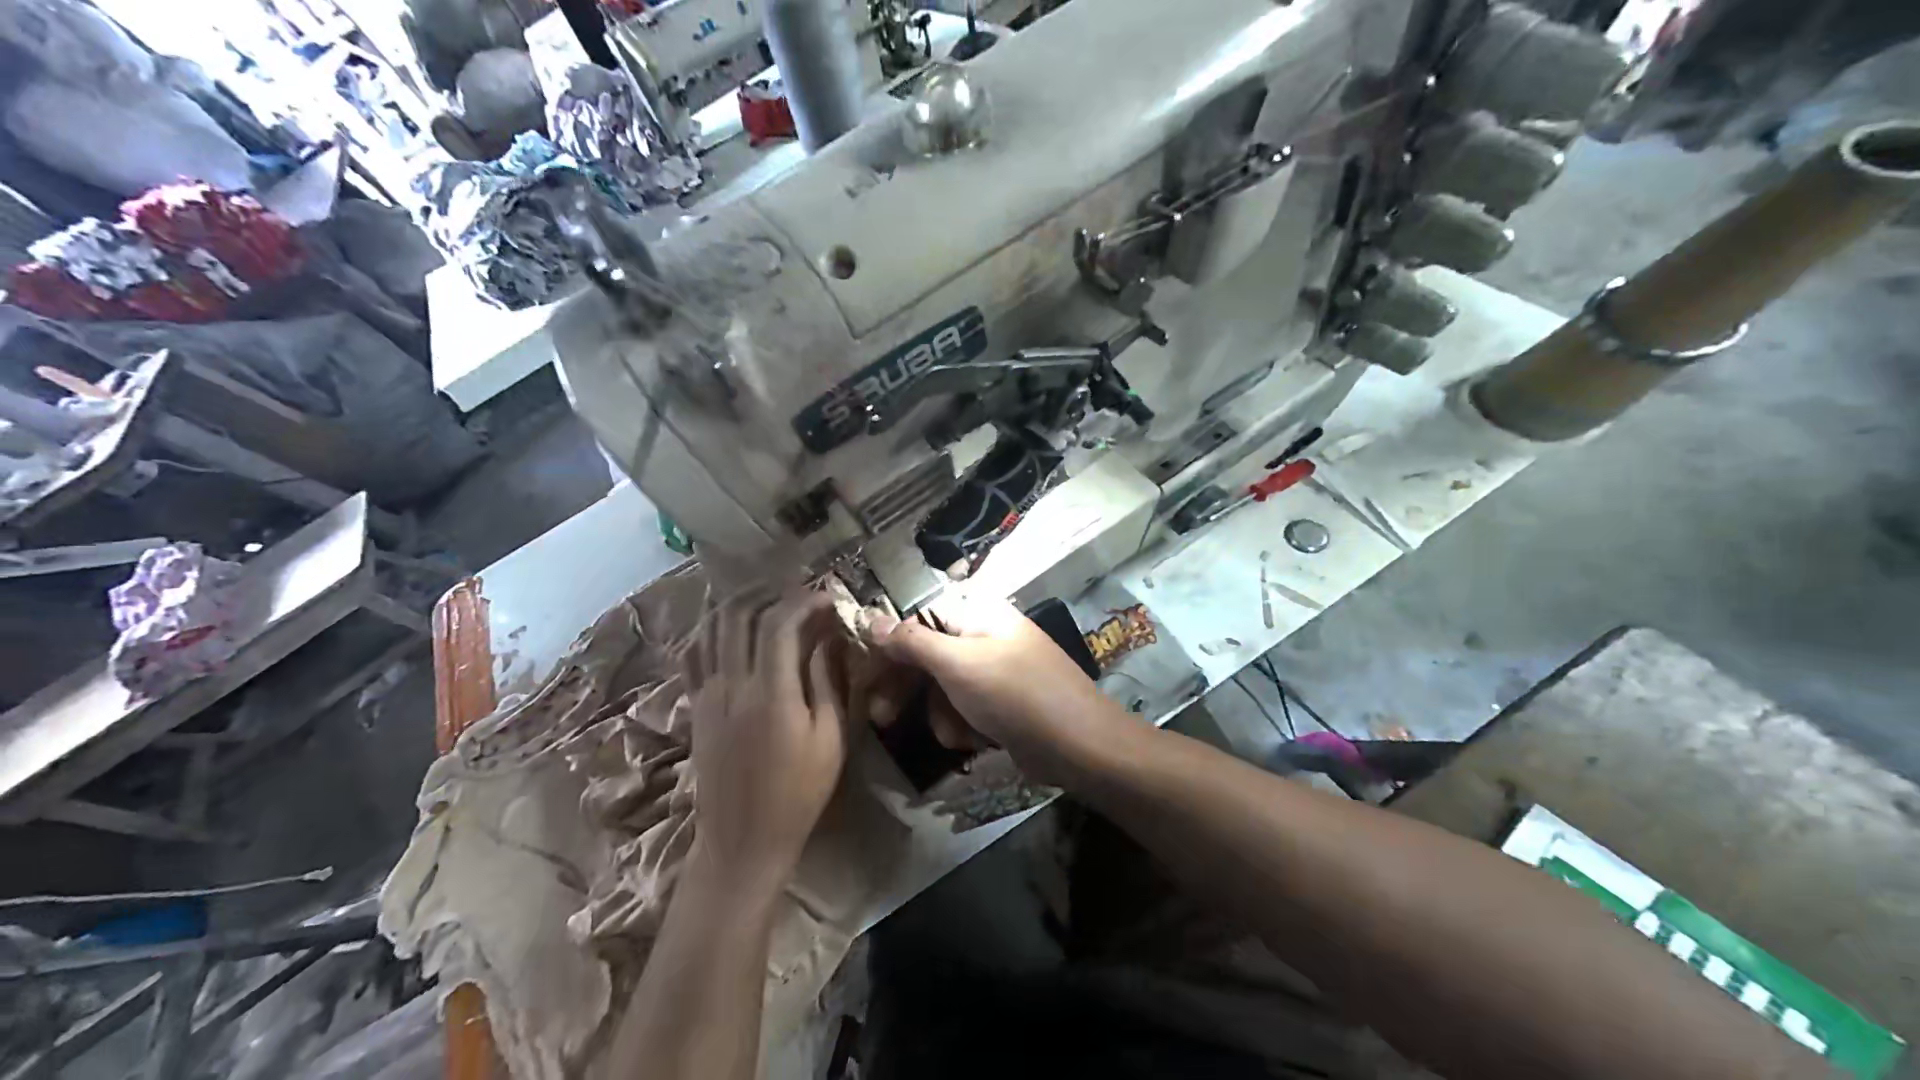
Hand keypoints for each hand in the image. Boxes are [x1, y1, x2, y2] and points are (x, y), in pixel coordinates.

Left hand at [684, 590, 847, 892]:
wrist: (743, 838)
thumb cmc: (798, 792)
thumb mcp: (831, 739)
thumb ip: (827, 681)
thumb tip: (829, 638)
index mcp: (770, 693)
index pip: (779, 623)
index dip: (804, 601)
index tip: (827, 599)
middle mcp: (731, 684)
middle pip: (739, 614)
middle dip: (770, 594)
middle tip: (798, 596)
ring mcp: (706, 693)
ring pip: (710, 628)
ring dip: (739, 606)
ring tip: (768, 604)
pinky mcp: (694, 706)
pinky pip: (692, 654)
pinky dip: (711, 632)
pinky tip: (732, 632)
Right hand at [867, 590, 1122, 781]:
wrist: (1079, 745)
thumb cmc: (1015, 695)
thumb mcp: (957, 664)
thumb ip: (911, 642)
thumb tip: (871, 620)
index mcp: (976, 613)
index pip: (916, 621)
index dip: (889, 649)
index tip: (865, 679)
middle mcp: (985, 634)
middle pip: (927, 656)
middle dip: (909, 690)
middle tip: (882, 719)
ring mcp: (996, 668)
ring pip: (943, 688)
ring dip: (942, 714)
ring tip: (957, 736)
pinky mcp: (1003, 701)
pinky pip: (966, 708)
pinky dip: (964, 725)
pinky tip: (976, 741)